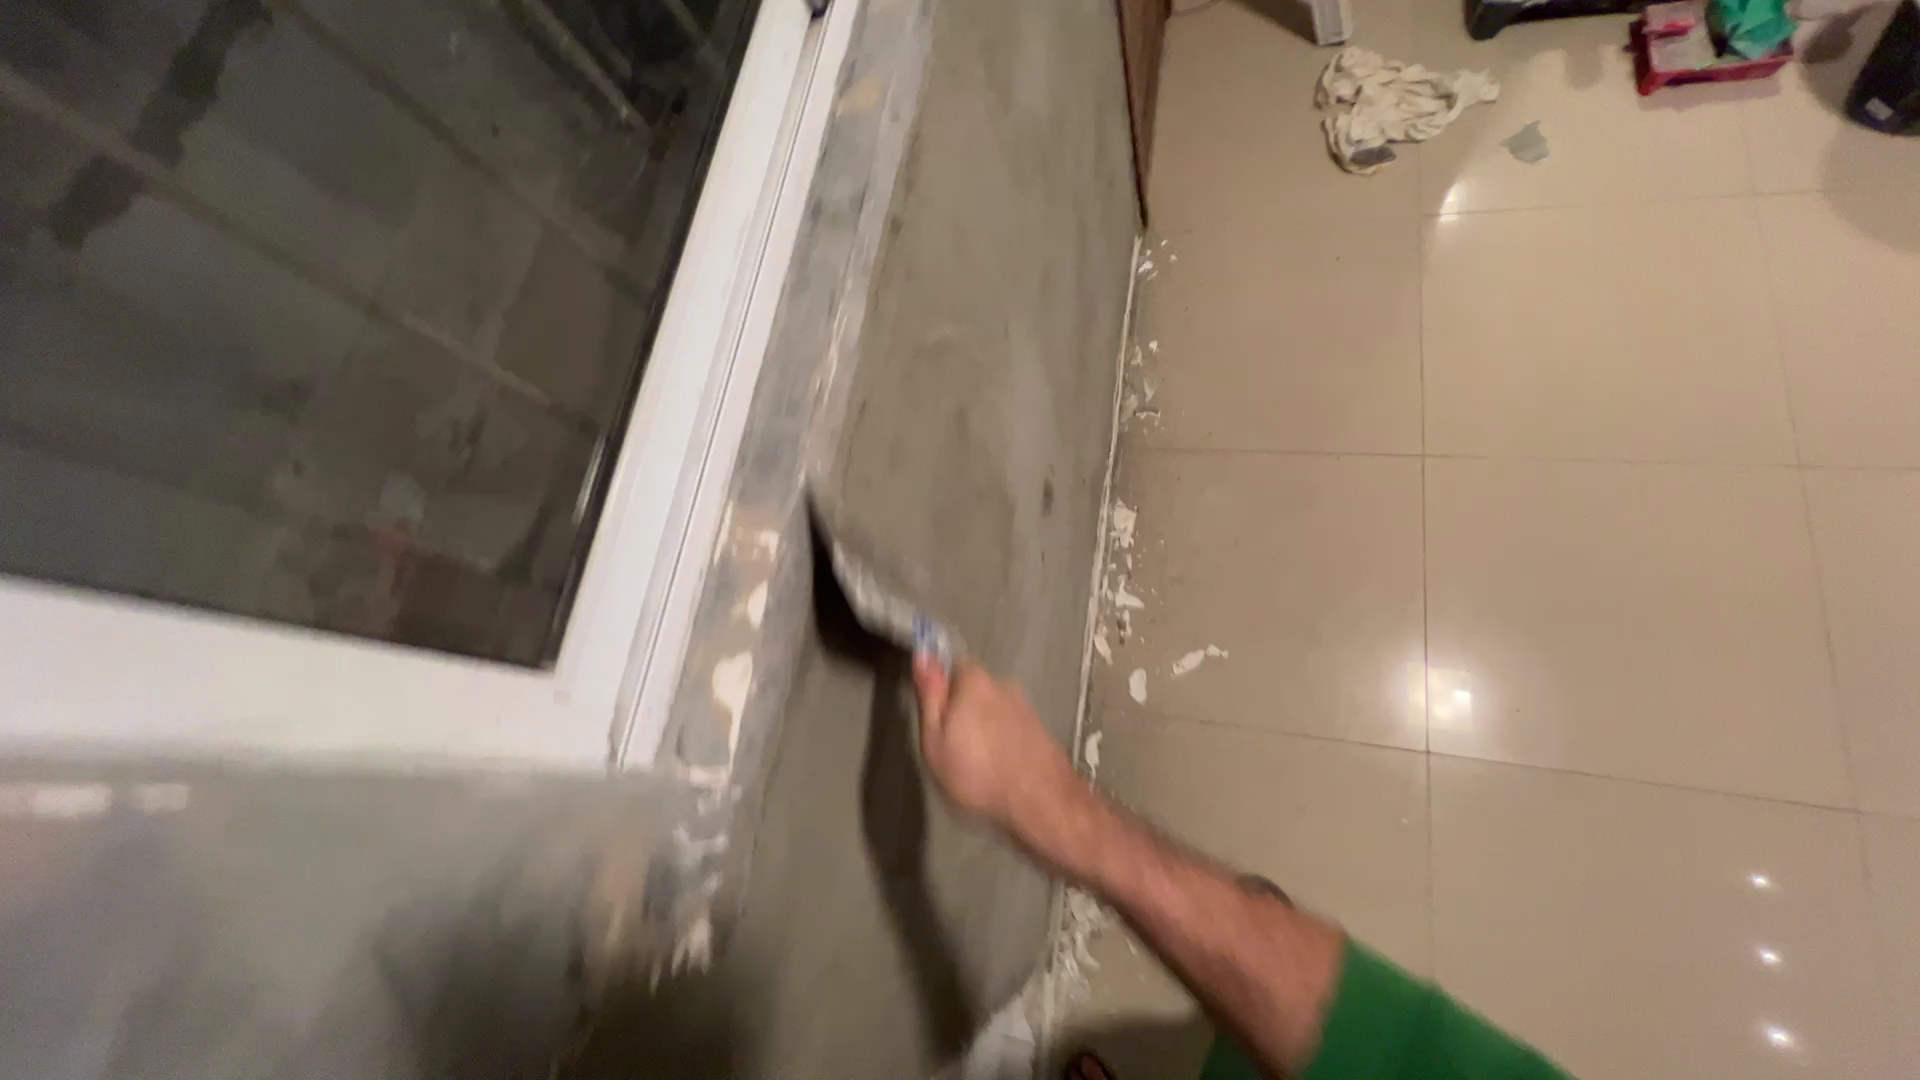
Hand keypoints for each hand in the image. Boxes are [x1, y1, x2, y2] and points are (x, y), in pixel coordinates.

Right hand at [911, 655, 1083, 843]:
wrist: (1040, 803)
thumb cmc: (976, 773)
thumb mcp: (935, 739)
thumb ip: (929, 695)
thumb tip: (922, 654)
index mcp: (975, 680)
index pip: (953, 665)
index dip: (940, 689)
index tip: (935, 717)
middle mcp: (1004, 685)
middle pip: (975, 689)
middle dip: (964, 710)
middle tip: (952, 746)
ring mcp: (1026, 707)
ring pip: (994, 710)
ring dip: (985, 728)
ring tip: (977, 763)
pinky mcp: (1041, 730)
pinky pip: (1011, 728)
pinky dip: (1003, 742)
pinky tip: (999, 768)